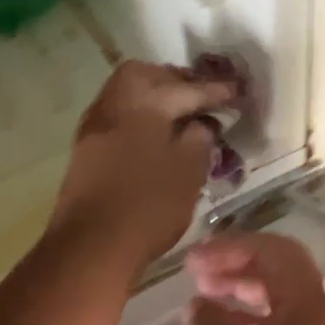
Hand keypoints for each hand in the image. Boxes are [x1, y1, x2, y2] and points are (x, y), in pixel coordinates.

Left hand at [52, 60, 237, 265]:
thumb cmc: (148, 207)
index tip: (238, 91)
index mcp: (142, 104)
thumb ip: (200, 138)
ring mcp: (94, 128)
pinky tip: (155, 136)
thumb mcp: (189, 172)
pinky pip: (117, 117)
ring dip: (153, 97)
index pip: (185, 88)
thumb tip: (202, 123)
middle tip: (201, 95)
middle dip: (175, 80)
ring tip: (181, 116)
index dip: (215, 90)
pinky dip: (138, 117)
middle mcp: (113, 106)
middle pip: (144, 76)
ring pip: (126, 94)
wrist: (90, 249)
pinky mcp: (86, 151)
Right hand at [184, 234, 324, 324]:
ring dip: (243, 290)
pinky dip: (252, 318)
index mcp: (305, 301)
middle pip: (279, 269)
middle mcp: (317, 312)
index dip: (231, 246)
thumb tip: (199, 304)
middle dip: (237, 263)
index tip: (193, 259)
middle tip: (198, 274)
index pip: (272, 249)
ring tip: (206, 299)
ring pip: (280, 297)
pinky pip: (281, 323)